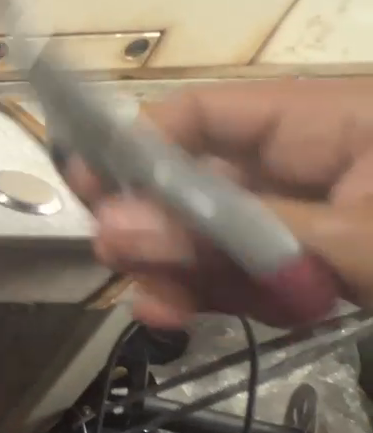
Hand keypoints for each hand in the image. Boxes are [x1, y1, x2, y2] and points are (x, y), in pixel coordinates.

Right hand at [66, 79, 372, 326]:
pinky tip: (182, 317)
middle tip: (119, 258)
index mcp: (334, 122)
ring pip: (205, 235)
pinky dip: (209, 297)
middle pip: (190, 181)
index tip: (87, 191)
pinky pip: (238, 273)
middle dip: (150, 226)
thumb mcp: (358, 238)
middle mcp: (310, 162)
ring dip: (171, 273)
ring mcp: (310, 217)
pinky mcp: (318, 265)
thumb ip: (235, 231)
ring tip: (159, 306)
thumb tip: (111, 228)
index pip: (200, 115)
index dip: (134, 147)